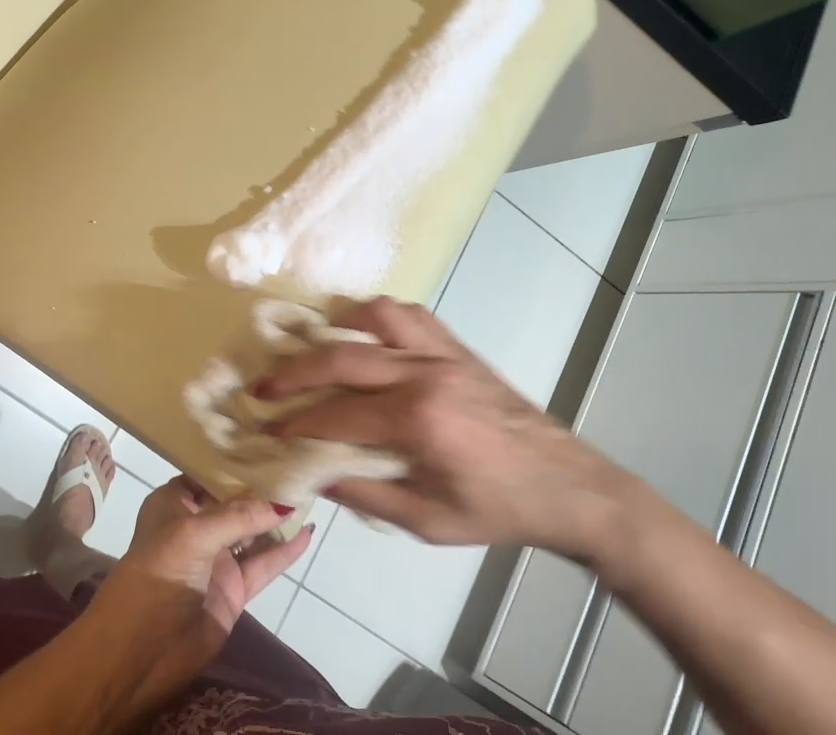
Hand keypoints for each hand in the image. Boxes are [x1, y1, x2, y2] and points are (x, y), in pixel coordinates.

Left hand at [91, 479, 310, 668]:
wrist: (142, 650)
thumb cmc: (158, 575)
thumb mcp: (193, 534)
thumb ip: (238, 517)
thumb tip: (282, 504)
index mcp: (172, 504)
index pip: (207, 474)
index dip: (235, 463)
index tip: (269, 447)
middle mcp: (194, 527)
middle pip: (234, 502)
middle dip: (263, 489)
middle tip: (300, 468)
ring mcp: (215, 559)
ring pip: (252, 533)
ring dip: (277, 518)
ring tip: (311, 494)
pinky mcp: (233, 589)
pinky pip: (263, 563)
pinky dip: (284, 551)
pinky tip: (307, 534)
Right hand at [256, 297, 635, 559]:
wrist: (571, 489)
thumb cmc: (498, 512)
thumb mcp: (426, 521)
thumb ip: (363, 494)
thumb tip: (309, 473)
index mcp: (420, 423)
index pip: (337, 414)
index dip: (296, 424)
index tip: (267, 431)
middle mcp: (428, 376)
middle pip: (343, 357)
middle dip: (294, 372)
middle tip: (263, 386)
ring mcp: (446, 355)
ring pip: (377, 316)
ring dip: (336, 326)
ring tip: (312, 345)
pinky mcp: (460, 349)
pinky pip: (411, 314)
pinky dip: (376, 316)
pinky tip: (361, 334)